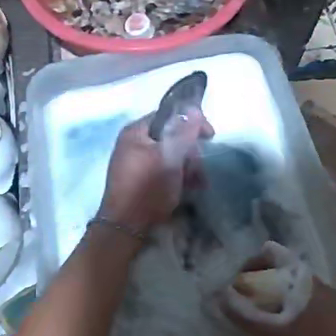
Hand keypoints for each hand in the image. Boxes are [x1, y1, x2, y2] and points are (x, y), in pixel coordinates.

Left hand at [97, 111, 212, 230]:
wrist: (126, 228)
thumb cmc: (148, 187)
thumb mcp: (170, 156)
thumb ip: (184, 131)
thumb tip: (194, 108)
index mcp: (135, 131)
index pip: (168, 115)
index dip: (191, 122)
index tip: (210, 136)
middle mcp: (133, 143)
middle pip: (171, 136)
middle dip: (190, 151)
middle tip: (199, 167)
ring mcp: (136, 163)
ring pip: (170, 155)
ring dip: (188, 166)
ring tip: (198, 182)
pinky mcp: (141, 181)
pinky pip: (164, 171)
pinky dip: (178, 177)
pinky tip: (190, 188)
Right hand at [227, 275, 335, 335]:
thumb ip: (245, 316)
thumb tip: (222, 294)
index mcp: (305, 283)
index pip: (274, 256)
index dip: (250, 265)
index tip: (233, 285)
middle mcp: (323, 288)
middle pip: (286, 276)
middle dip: (261, 288)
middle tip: (243, 310)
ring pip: (299, 296)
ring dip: (277, 305)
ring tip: (262, 329)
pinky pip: (311, 312)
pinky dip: (293, 319)